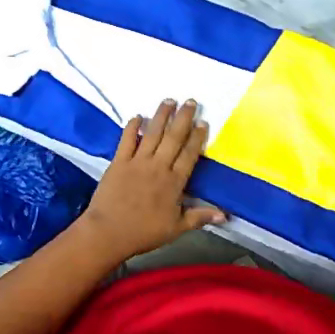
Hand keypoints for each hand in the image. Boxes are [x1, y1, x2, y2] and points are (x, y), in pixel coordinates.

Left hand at [74, 99, 225, 261]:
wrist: (109, 232)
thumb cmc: (144, 232)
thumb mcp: (176, 228)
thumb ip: (200, 217)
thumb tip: (225, 215)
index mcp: (174, 182)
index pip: (189, 155)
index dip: (197, 138)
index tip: (203, 123)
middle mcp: (158, 167)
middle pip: (173, 138)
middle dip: (183, 118)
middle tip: (191, 101)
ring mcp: (137, 162)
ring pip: (152, 133)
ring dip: (161, 115)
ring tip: (169, 100)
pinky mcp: (118, 162)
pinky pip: (127, 140)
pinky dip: (132, 127)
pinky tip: (137, 116)